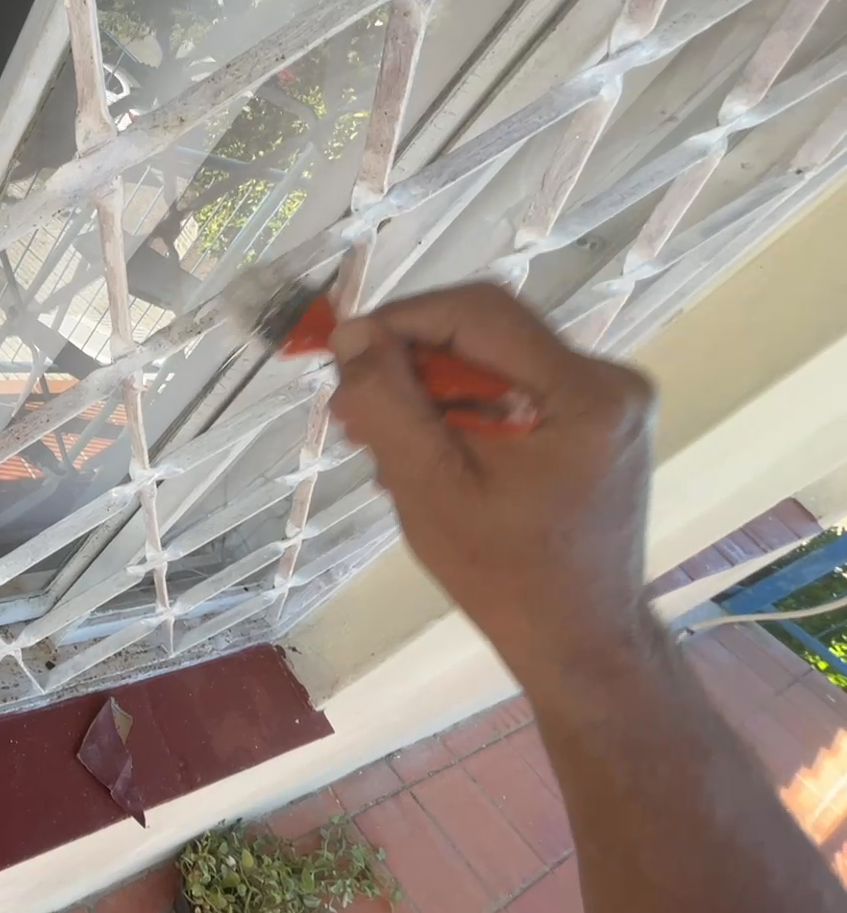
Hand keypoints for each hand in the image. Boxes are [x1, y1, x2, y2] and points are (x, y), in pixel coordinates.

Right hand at [327, 283, 655, 684]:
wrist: (572, 631)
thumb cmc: (499, 568)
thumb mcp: (425, 483)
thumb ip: (386, 402)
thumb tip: (351, 333)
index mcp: (583, 393)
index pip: (475, 312)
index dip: (396, 320)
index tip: (340, 355)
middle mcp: (603, 380)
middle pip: (477, 330)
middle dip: (401, 361)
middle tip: (350, 411)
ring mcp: (597, 399)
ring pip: (479, 356)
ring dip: (416, 387)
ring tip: (378, 441)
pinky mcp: (581, 418)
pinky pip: (495, 384)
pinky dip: (444, 406)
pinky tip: (419, 449)